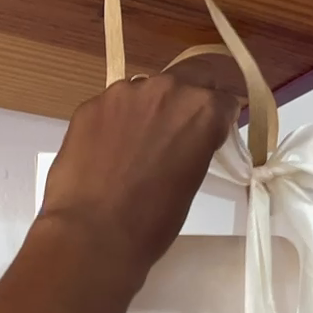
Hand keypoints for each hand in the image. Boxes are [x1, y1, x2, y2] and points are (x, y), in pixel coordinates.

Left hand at [38, 74, 237, 277]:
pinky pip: (111, 106)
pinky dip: (114, 122)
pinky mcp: (90, 104)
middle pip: (188, 79)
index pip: (223, 99)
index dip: (219, 118)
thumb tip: (187, 138)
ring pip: (145, 91)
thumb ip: (195, 143)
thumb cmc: (152, 220)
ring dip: (147, 109)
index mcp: (202, 110)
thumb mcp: (191, 179)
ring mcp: (123, 93)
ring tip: (134, 146)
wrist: (92, 233)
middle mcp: (166, 89)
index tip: (212, 134)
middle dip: (187, 100)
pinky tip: (105, 152)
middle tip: (176, 132)